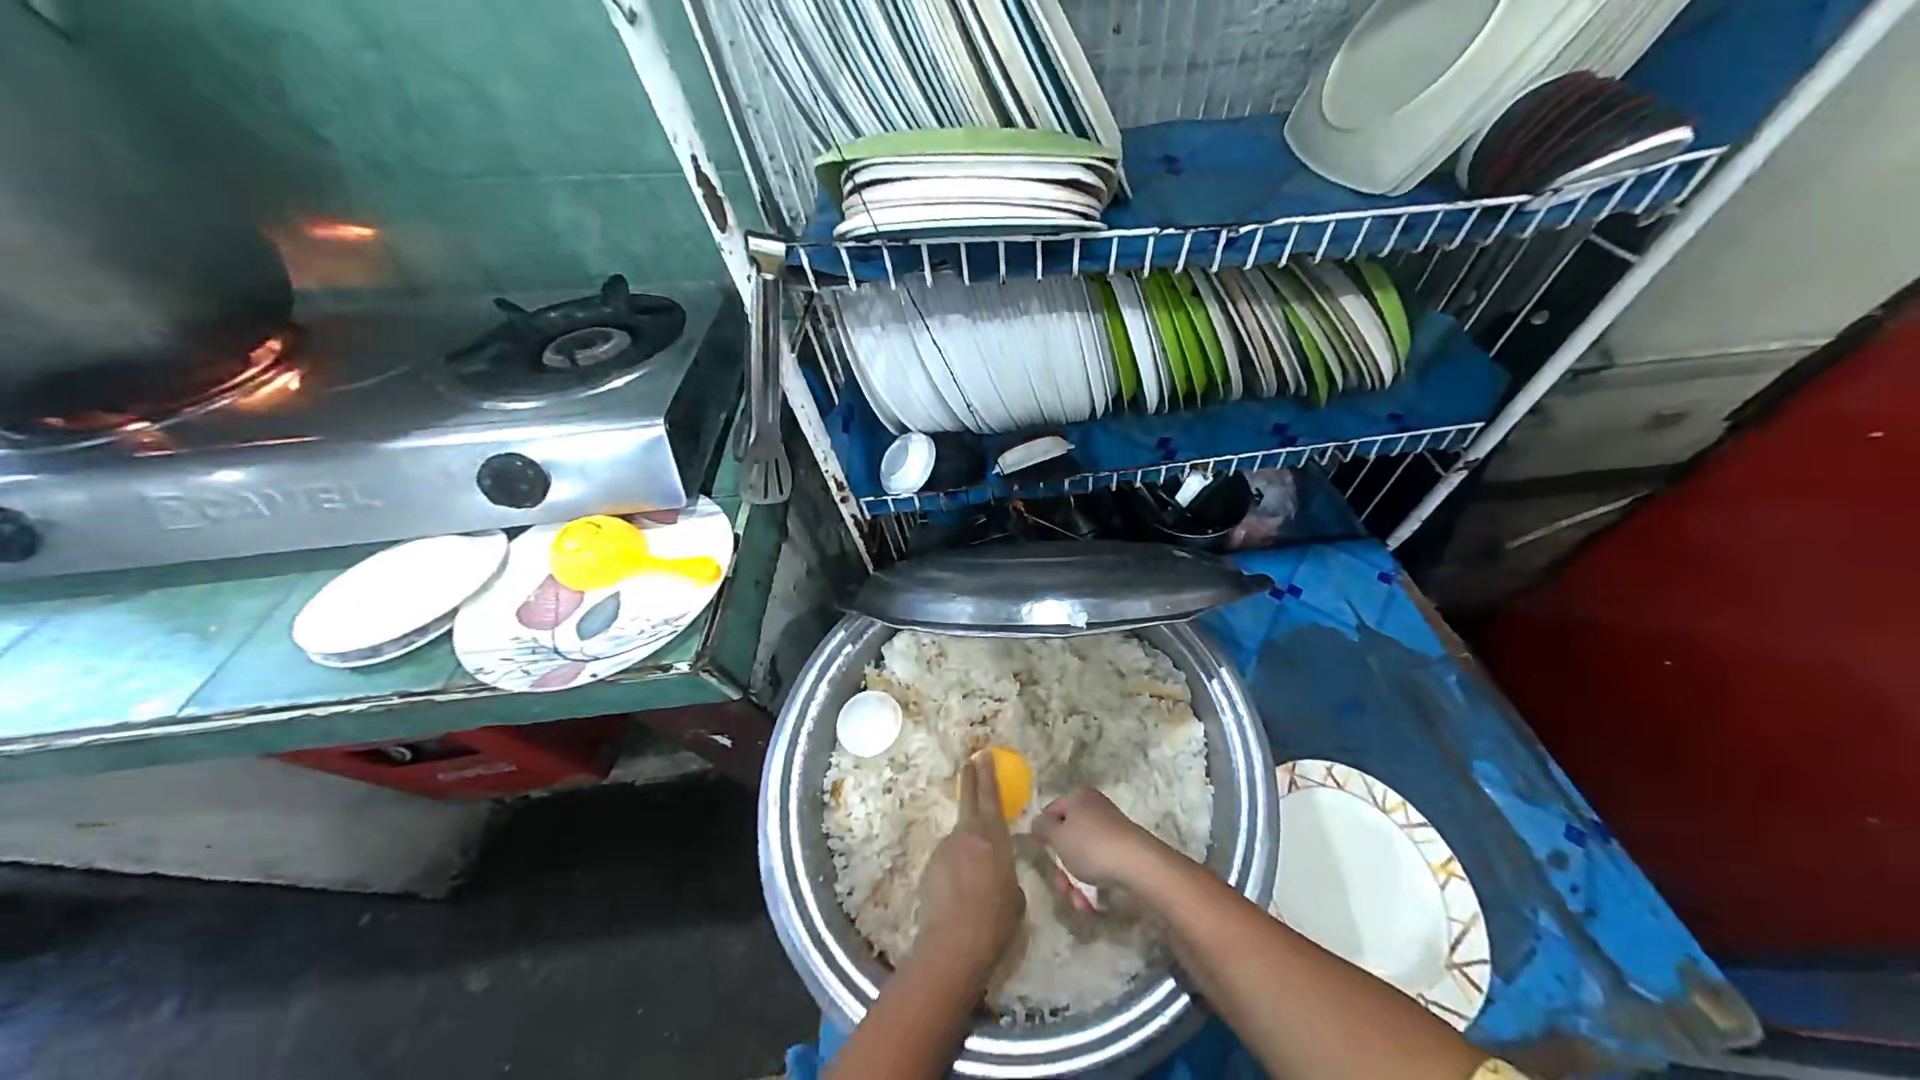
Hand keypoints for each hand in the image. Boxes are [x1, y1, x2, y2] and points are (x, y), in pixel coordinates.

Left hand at [917, 751, 1025, 974]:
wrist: (953, 944)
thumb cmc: (995, 921)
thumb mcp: (1015, 896)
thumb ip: (1006, 872)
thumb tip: (998, 872)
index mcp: (994, 837)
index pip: (991, 797)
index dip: (989, 775)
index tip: (985, 755)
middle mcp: (967, 834)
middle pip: (969, 798)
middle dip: (972, 778)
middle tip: (972, 759)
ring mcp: (945, 848)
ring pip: (959, 837)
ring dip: (967, 846)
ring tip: (976, 877)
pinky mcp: (930, 866)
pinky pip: (948, 859)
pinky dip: (956, 868)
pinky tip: (961, 893)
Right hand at [1032, 789, 1171, 905]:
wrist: (1138, 865)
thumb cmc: (1091, 846)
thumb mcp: (1058, 836)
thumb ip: (1042, 827)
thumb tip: (1038, 823)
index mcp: (1079, 798)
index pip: (1051, 811)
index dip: (1042, 831)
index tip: (1040, 852)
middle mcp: (1095, 809)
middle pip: (1068, 838)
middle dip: (1061, 867)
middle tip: (1061, 885)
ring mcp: (1111, 830)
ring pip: (1083, 857)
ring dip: (1075, 882)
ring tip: (1078, 902)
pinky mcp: (1123, 851)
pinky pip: (1099, 865)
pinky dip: (1092, 885)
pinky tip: (1090, 904)